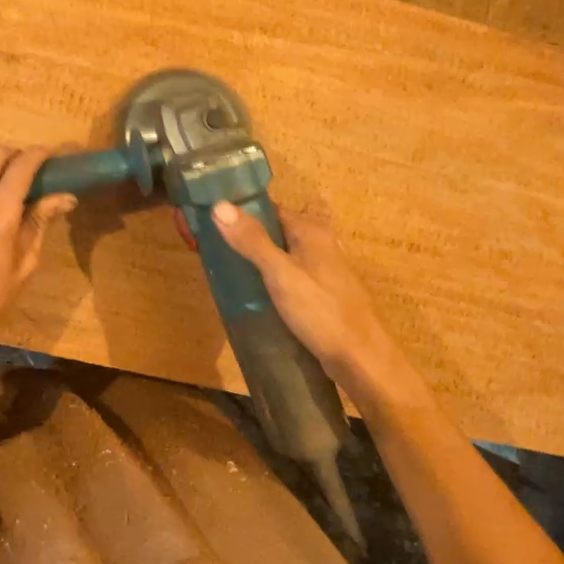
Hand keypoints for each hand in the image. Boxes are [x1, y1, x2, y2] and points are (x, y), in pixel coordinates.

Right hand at [211, 200, 424, 407]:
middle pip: (270, 230)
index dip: (235, 212)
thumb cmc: (321, 311)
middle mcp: (317, 241)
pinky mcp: (318, 290)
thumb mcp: (280, 274)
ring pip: (276, 253)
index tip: (204, 220)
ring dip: (250, 257)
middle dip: (239, 236)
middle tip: (203, 246)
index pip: (266, 209)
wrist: (360, 358)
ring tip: (217, 265)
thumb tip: (219, 205)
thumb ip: (251, 241)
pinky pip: (284, 274)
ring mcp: (319, 267)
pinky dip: (264, 276)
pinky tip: (245, 289)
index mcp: (310, 230)